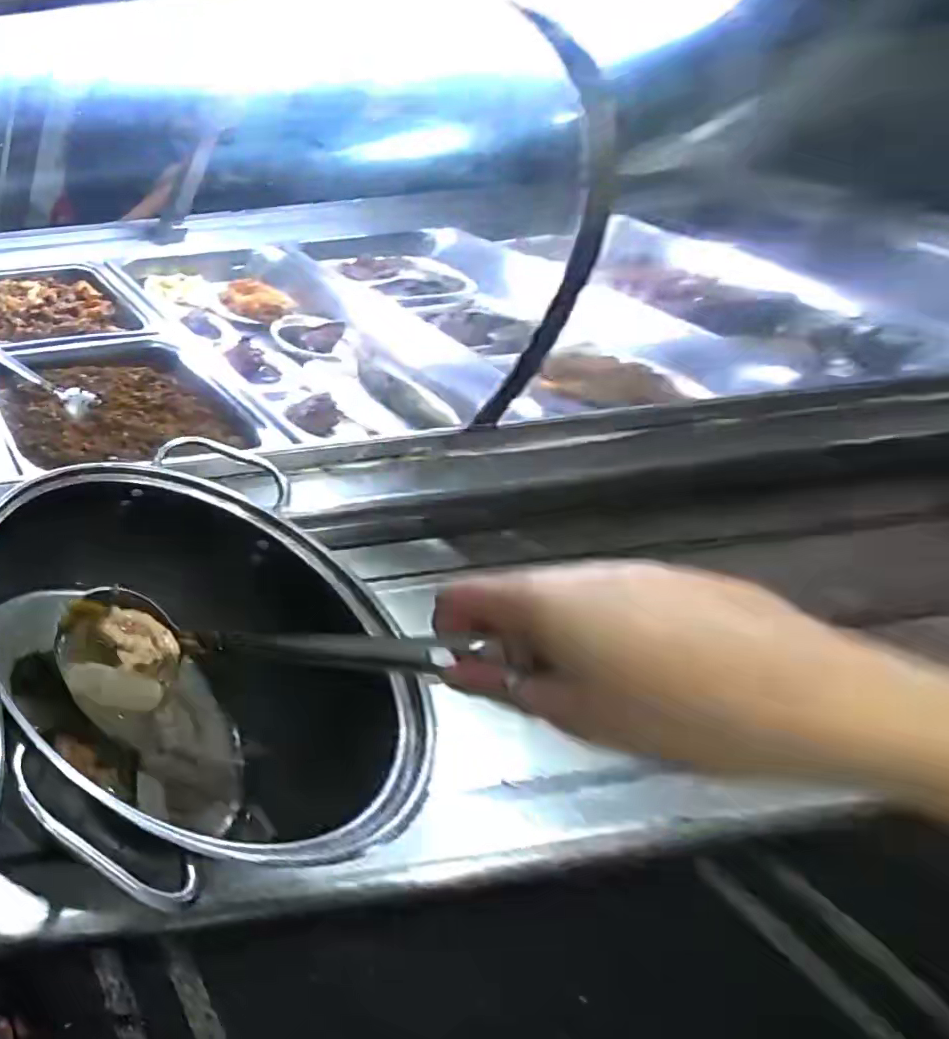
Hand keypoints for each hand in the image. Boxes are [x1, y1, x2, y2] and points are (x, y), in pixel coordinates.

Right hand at [432, 561, 948, 786]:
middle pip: (513, 593)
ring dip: (561, 630)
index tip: (467, 665)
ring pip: (569, 595)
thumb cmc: (680, 713)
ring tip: (604, 681)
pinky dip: (615, 625)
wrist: (836, 705)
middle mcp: (579, 571)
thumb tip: (458, 669)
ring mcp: (637, 570)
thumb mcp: (574, 713)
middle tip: (539, 684)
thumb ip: (501, 684)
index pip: (458, 595)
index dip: (448, 628)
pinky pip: (624, 596)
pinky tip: (662, 667)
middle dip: (508, 634)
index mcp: (539, 599)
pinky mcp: (689, 579)